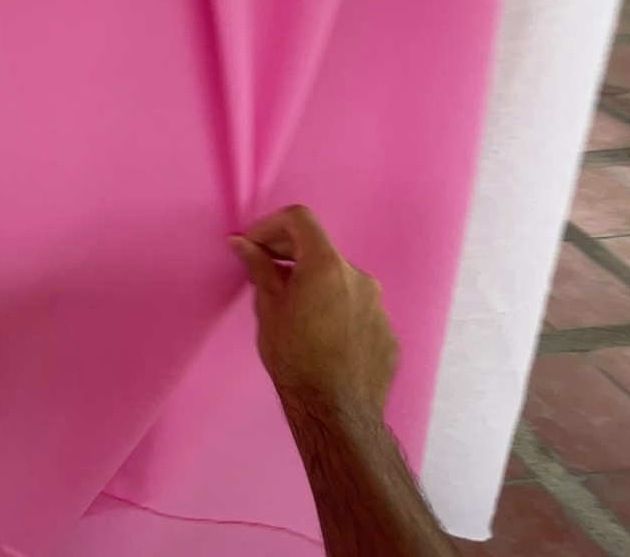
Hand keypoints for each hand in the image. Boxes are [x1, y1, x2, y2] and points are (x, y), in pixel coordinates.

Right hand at [230, 205, 396, 420]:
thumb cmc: (292, 352)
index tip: (253, 244)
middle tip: (261, 272)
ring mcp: (379, 306)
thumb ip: (258, 266)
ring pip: (337, 279)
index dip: (271, 224)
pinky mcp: (387, 333)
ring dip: (310, 281)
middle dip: (288, 253)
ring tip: (288, 306)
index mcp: (327, 266)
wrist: (335, 409)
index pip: (300, 220)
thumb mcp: (267, 305)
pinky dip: (331, 305)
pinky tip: (316, 332)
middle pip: (319, 249)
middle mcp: (359, 278)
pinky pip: (353, 306)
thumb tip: (242, 242)